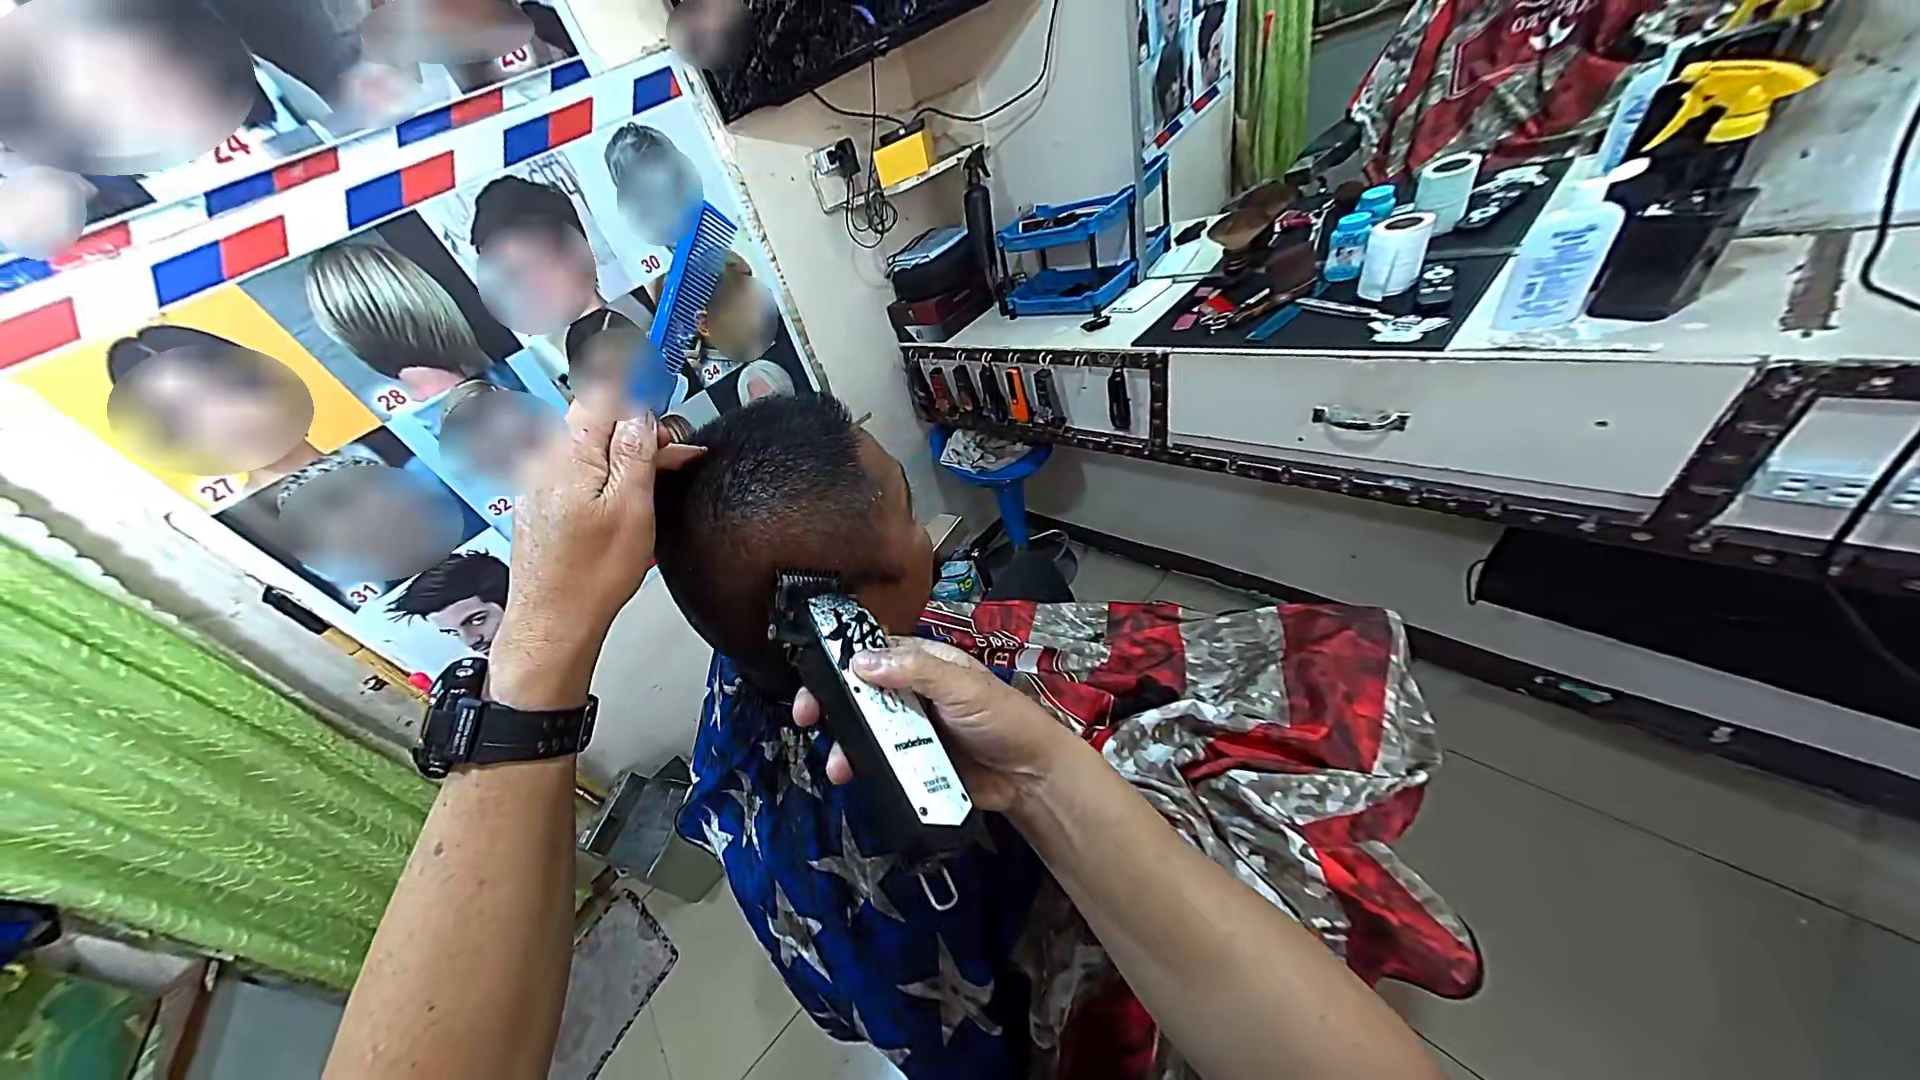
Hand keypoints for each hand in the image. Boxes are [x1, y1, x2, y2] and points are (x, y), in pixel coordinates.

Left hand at [491, 403, 701, 700]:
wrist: (555, 619)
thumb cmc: (595, 572)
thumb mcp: (631, 508)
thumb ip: (635, 453)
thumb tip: (641, 412)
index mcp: (570, 454)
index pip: (601, 394)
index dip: (632, 378)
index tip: (655, 363)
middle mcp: (546, 459)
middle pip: (598, 419)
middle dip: (640, 423)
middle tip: (678, 446)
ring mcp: (541, 480)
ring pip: (591, 444)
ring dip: (630, 446)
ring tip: (666, 466)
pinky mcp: (544, 500)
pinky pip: (581, 467)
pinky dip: (612, 467)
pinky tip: (634, 487)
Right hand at [792, 637, 1083, 812]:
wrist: (1029, 777)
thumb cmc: (1003, 718)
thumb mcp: (963, 686)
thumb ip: (916, 670)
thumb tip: (862, 661)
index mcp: (925, 663)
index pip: (877, 652)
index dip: (845, 659)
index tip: (817, 674)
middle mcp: (913, 693)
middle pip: (863, 692)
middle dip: (833, 703)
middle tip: (808, 716)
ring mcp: (912, 729)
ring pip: (866, 729)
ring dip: (845, 741)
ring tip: (837, 761)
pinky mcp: (913, 763)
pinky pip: (879, 760)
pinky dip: (861, 766)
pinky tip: (852, 774)